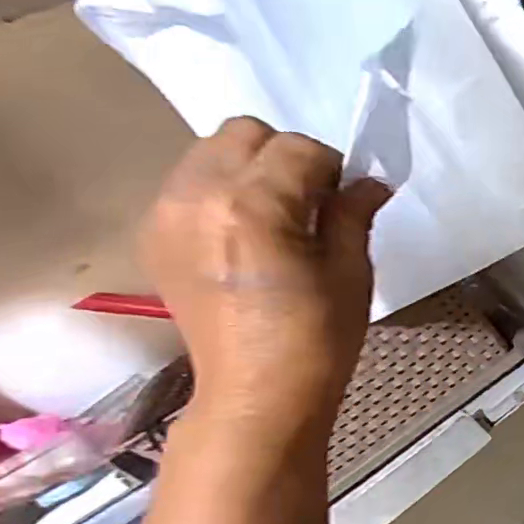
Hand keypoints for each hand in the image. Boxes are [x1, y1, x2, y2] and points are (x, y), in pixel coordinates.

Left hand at [142, 117, 390, 436]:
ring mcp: (165, 213)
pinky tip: (251, 235)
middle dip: (288, 157)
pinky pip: (190, 184)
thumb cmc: (321, 336)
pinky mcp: (154, 233)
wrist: (260, 390)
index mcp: (253, 206)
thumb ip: (353, 215)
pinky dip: (225, 192)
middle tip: (316, 203)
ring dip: (254, 170)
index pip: (298, 148)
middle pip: (243, 133)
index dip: (334, 168)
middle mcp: (197, 196)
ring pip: (211, 152)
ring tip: (282, 218)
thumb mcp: (352, 272)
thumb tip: (369, 183)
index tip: (351, 200)